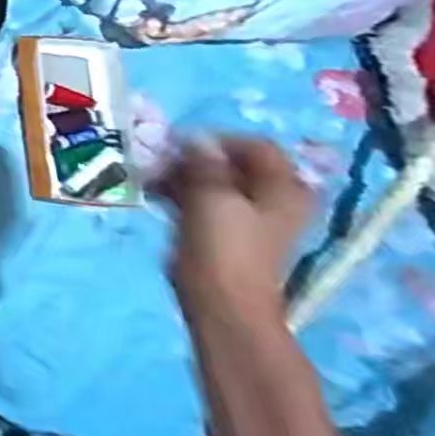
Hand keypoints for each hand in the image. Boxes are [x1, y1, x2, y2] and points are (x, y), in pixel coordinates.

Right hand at [155, 136, 312, 318]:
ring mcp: (246, 212)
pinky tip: (152, 190)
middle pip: (232, 162)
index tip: (178, 144)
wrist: (220, 297)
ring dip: (180, 172)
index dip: (218, 140)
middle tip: (159, 159)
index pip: (256, 147)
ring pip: (211, 178)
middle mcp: (271, 197)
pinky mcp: (220, 225)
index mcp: (284, 189)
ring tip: (150, 175)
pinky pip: (200, 195)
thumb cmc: (224, 246)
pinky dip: (177, 189)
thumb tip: (196, 138)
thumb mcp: (214, 199)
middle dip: (193, 156)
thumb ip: (206, 166)